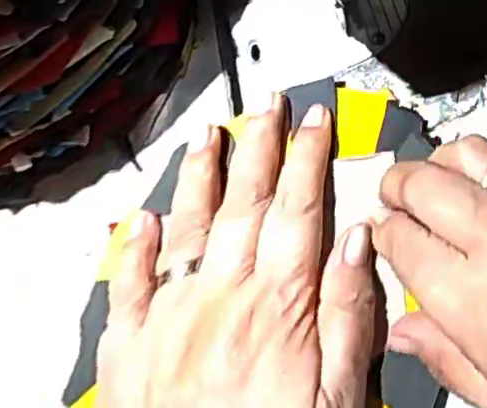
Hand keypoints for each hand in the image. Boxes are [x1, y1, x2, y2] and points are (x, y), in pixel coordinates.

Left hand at [98, 94, 381, 407]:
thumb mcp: (341, 389)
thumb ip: (352, 308)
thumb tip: (359, 236)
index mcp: (279, 305)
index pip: (298, 207)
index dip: (309, 155)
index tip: (315, 119)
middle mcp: (222, 303)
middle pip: (245, 204)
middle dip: (259, 147)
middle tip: (267, 106)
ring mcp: (170, 327)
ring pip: (187, 231)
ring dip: (200, 178)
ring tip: (208, 137)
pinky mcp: (129, 358)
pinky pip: (127, 292)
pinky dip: (133, 250)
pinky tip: (141, 219)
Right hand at [370, 135, 486, 407]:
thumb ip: (445, 356)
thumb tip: (403, 329)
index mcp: (478, 299)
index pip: (403, 241)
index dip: (382, 234)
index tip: (379, 234)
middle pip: (425, 184)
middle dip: (398, 186)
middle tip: (393, 198)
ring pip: (467, 152)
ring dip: (439, 161)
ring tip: (430, 179)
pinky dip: (484, 160)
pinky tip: (479, 180)